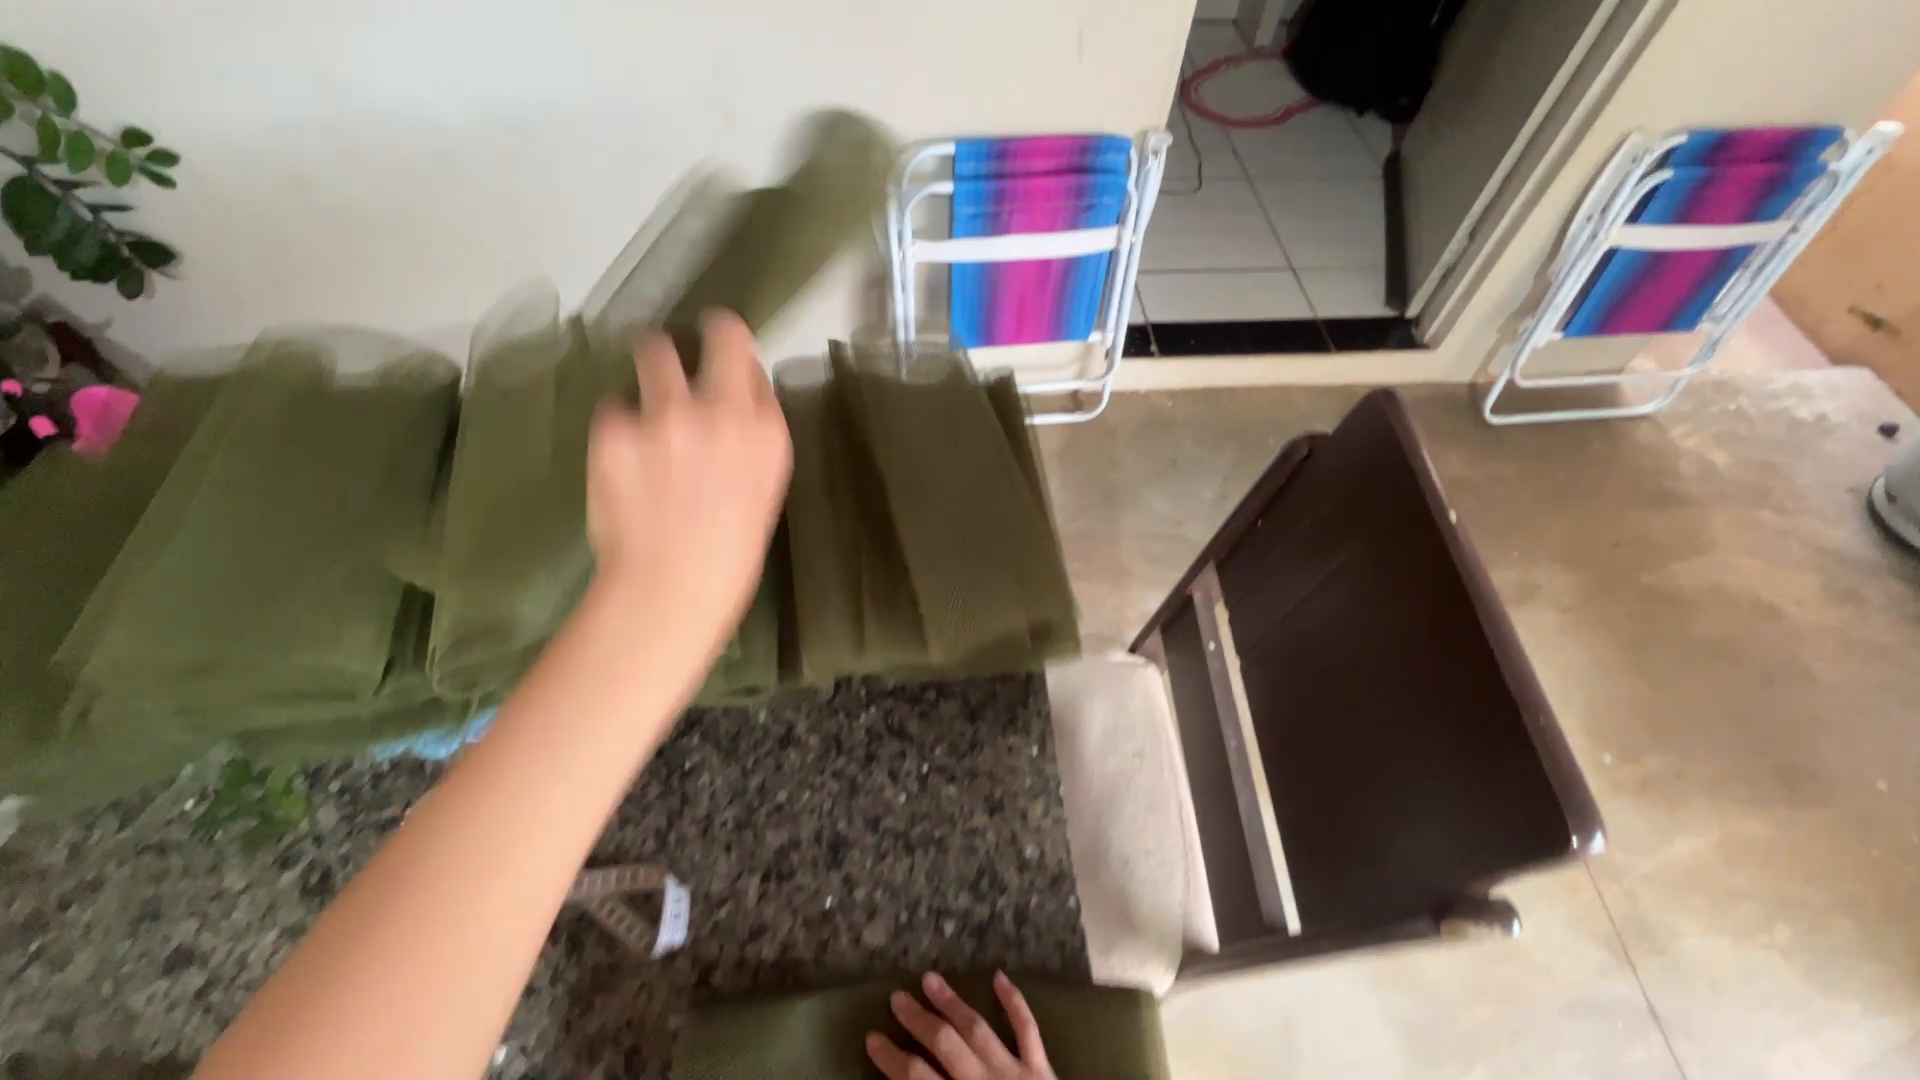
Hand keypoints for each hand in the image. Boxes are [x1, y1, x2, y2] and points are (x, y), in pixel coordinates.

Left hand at [584, 309, 791, 672]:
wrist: (670, 589)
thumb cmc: (728, 554)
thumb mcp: (764, 490)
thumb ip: (755, 436)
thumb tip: (739, 396)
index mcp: (765, 430)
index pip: (753, 359)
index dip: (734, 352)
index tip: (721, 356)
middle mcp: (721, 409)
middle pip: (714, 335)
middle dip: (698, 336)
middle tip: (678, 355)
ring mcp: (666, 415)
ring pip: (654, 353)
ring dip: (651, 367)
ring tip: (643, 401)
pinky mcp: (615, 428)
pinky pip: (614, 408)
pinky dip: (617, 428)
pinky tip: (621, 464)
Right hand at [867, 971, 1055, 1079]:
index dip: (891, 1059)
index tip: (871, 1038)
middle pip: (944, 1044)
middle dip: (918, 1020)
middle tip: (896, 998)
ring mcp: (1015, 1074)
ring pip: (978, 1029)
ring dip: (952, 1003)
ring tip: (930, 978)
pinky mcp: (1042, 1071)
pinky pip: (1027, 1030)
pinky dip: (1014, 1002)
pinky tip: (999, 977)